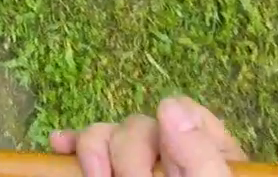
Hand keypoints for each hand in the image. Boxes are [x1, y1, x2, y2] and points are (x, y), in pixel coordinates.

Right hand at [49, 96, 244, 176]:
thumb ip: (201, 166)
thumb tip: (168, 106)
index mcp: (217, 168)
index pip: (192, 119)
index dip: (173, 123)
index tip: (164, 153)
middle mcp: (176, 167)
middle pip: (142, 126)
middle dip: (128, 152)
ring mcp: (141, 175)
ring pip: (108, 136)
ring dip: (94, 150)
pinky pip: (86, 152)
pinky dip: (73, 147)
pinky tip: (61, 149)